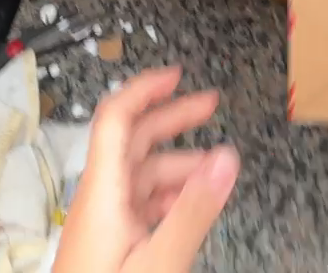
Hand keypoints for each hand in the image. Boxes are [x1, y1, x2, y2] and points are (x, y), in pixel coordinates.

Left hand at [52, 67, 238, 272]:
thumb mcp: (159, 261)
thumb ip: (194, 208)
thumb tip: (228, 153)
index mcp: (103, 190)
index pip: (116, 117)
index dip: (144, 88)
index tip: (178, 75)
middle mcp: (99, 197)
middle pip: (132, 139)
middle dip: (171, 117)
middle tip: (212, 104)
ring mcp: (102, 223)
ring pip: (138, 173)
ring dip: (175, 160)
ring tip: (213, 166)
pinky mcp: (107, 246)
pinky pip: (139, 204)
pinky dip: (167, 194)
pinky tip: (190, 205)